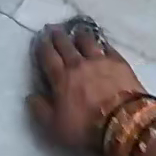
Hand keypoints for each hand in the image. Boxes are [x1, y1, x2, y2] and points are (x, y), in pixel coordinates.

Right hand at [28, 22, 144, 151]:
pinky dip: (102, 44)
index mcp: (60, 77)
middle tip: (54, 28)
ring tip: (77, 31)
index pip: (48, 56)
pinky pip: (108, 48)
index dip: (42, 46)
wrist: (124, 123)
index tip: (40, 38)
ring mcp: (100, 61)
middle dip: (58, 36)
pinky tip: (102, 43)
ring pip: (87, 42)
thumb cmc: (85, 127)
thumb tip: (31, 96)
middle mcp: (78, 64)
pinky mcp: (119, 63)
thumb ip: (40, 110)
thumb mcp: (54, 126)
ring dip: (80, 35)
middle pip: (65, 45)